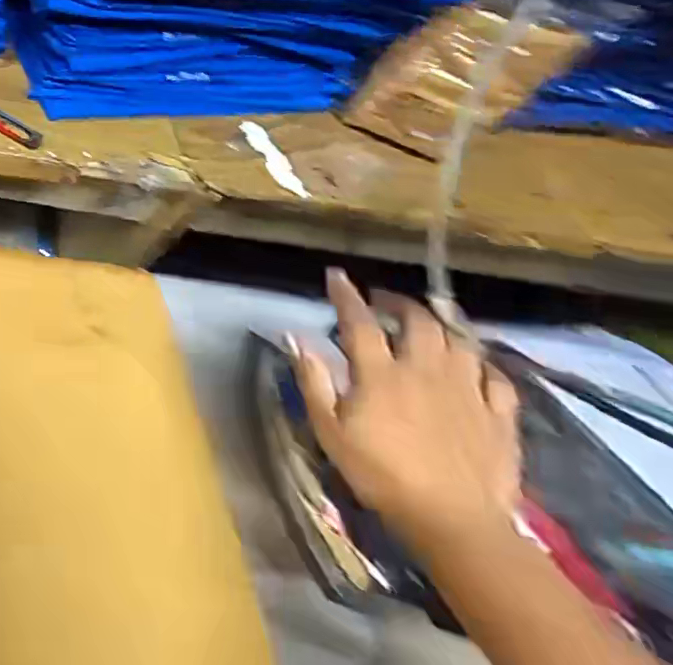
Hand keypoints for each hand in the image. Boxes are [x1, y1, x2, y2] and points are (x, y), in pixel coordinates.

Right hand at [292, 269, 520, 553]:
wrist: (453, 520)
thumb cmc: (377, 471)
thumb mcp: (327, 428)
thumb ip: (312, 380)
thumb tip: (295, 338)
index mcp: (380, 375)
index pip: (360, 323)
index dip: (347, 296)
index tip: (337, 277)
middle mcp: (426, 373)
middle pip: (420, 324)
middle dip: (401, 304)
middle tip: (383, 301)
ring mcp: (469, 394)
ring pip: (461, 344)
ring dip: (442, 326)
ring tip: (428, 323)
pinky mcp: (500, 417)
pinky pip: (497, 378)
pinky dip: (481, 363)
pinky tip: (472, 364)